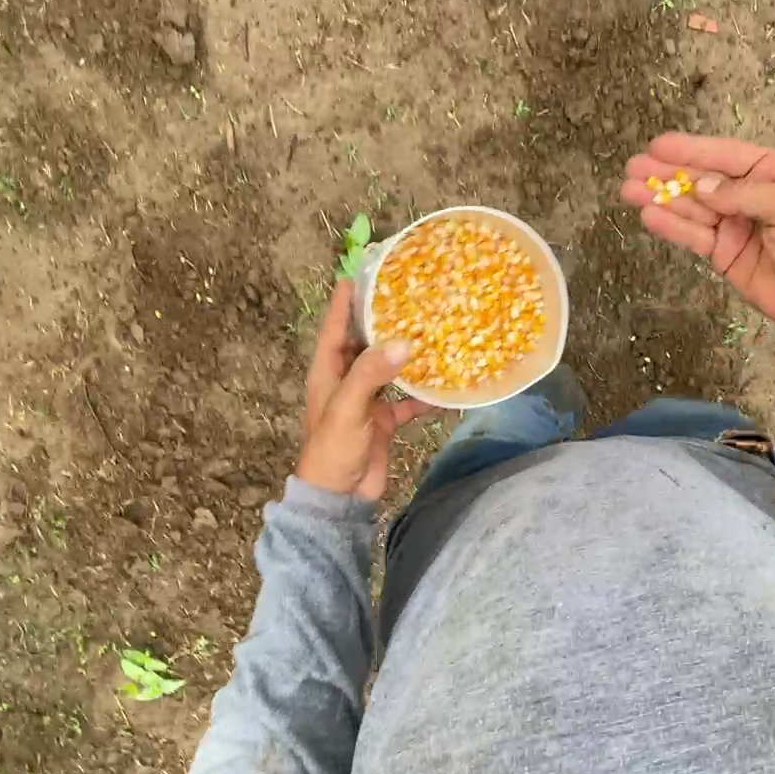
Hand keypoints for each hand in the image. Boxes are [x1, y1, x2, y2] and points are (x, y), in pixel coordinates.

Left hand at [294, 281, 435, 499]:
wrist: (340, 497)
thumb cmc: (333, 449)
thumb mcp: (348, 407)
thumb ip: (372, 374)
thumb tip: (403, 343)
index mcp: (329, 372)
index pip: (334, 327)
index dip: (344, 302)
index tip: (359, 275)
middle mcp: (347, 381)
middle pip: (365, 344)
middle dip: (384, 324)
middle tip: (408, 300)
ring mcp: (368, 401)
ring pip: (390, 370)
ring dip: (408, 356)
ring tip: (432, 333)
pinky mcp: (384, 421)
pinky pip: (408, 402)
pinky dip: (425, 395)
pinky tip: (446, 386)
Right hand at [621, 133, 774, 326]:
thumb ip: (745, 194)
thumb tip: (701, 186)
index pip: (726, 156)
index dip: (691, 150)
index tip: (657, 145)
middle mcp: (750, 195)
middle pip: (702, 179)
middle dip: (667, 173)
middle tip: (632, 168)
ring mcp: (734, 225)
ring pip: (692, 207)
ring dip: (660, 198)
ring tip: (628, 190)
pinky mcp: (724, 253)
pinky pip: (693, 236)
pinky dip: (672, 227)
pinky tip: (649, 216)